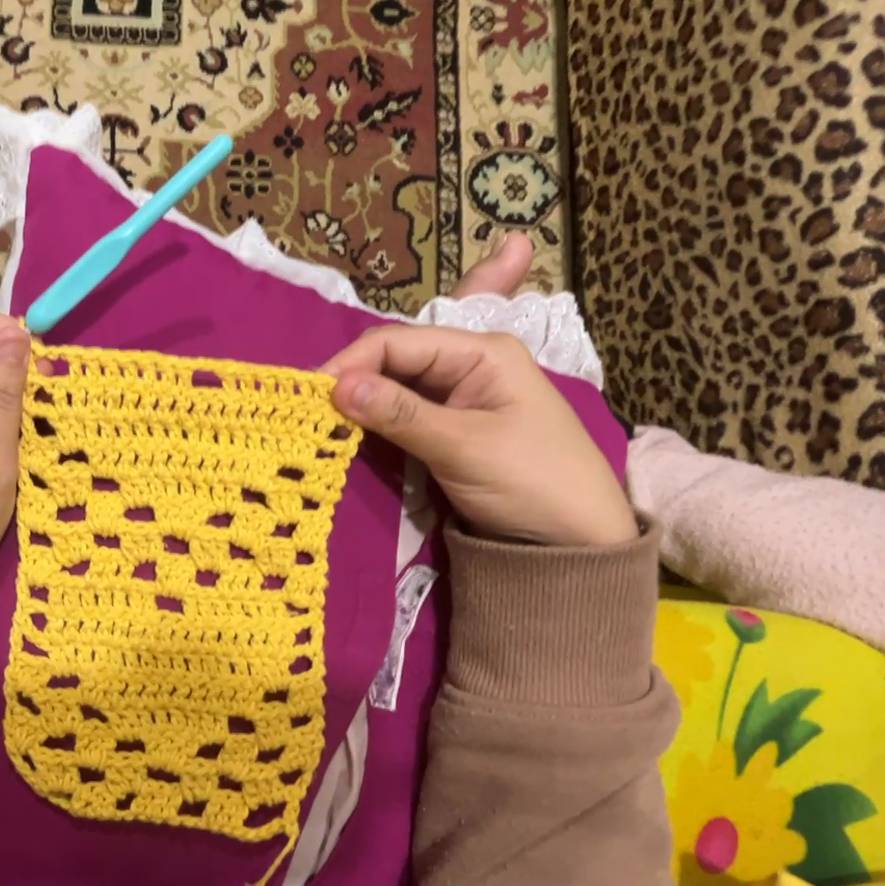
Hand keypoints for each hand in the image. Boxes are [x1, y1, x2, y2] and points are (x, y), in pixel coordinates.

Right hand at [320, 241, 634, 547]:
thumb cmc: (533, 483)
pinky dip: (373, 425)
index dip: (351, 363)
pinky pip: (398, 417)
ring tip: (317, 423)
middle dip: (351, 381)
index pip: (398, 342)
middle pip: (391, 361)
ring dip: (358, 404)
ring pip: (391, 389)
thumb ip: (399, 414)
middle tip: (308, 412)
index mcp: (481, 353)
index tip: (310, 395)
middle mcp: (465, 366)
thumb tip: (336, 387)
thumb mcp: (464, 447)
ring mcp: (455, 399)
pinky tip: (346, 435)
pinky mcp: (445, 431)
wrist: (576, 543)